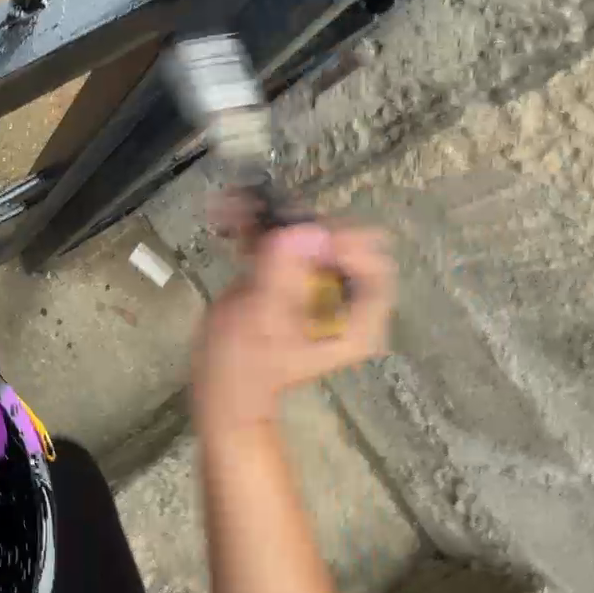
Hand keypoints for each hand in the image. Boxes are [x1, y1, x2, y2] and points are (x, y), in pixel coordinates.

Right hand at [191, 221, 395, 435]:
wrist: (220, 386)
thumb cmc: (242, 365)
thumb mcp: (261, 320)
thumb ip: (282, 275)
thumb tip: (307, 231)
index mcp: (357, 320)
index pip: (372, 264)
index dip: (338, 242)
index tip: (295, 232)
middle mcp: (344, 298)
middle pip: (337, 241)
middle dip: (296, 221)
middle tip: (255, 210)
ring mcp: (316, 287)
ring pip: (306, 234)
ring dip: (270, 216)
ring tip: (233, 206)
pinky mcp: (289, 278)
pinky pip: (281, 241)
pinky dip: (257, 226)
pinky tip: (228, 216)